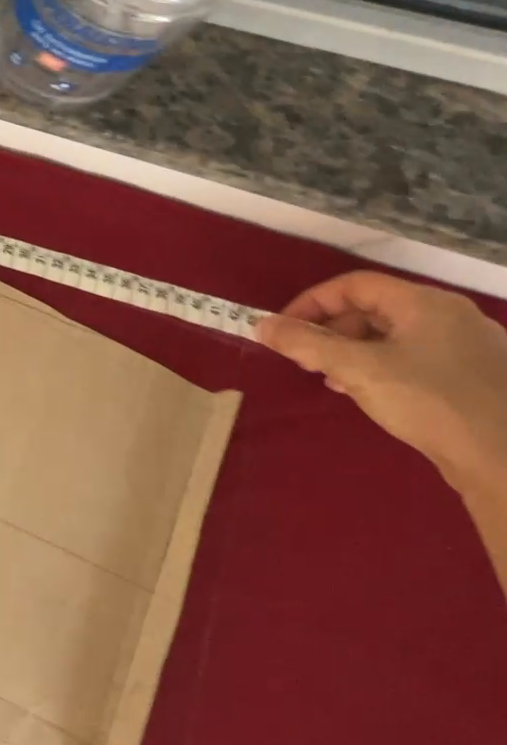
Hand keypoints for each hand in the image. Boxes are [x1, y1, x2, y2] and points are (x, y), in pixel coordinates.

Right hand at [258, 271, 506, 494]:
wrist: (506, 459)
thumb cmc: (428, 400)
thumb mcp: (354, 368)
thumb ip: (303, 342)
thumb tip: (261, 325)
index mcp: (426, 304)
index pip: (353, 285)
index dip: (310, 303)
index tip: (284, 331)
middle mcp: (452, 317)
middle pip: (372, 308)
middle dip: (329, 330)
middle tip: (305, 358)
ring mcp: (469, 347)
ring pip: (391, 335)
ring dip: (350, 350)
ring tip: (330, 377)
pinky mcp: (474, 377)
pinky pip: (413, 357)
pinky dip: (379, 366)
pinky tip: (367, 391)